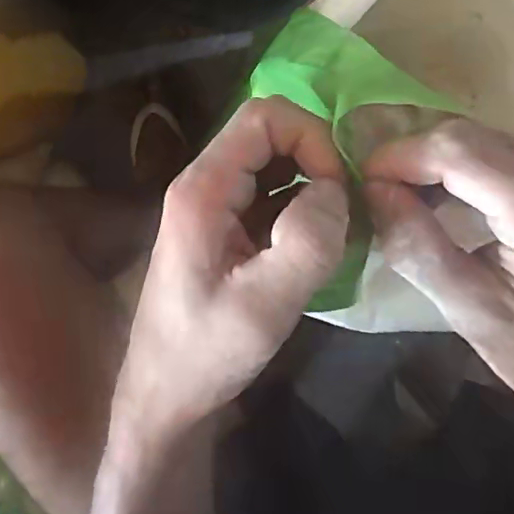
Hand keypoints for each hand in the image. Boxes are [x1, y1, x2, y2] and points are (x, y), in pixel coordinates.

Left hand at [115, 97, 349, 443]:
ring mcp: (213, 207)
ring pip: (272, 165)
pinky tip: (320, 245)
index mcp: (202, 190)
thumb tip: (337, 190)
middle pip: (268, 134)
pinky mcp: (225, 230)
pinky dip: (301, 208)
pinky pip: (270, 196)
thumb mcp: (263, 307)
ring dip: (312, 185)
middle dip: (316, 159)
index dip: (311, 137)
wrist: (165, 396)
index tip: (340, 188)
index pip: (262, 117)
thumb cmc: (205, 354)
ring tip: (340, 229)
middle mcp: (204, 186)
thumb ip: (306, 243)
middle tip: (347, 209)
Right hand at [363, 120, 513, 455]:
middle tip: (375, 192)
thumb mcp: (473, 314)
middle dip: (413, 155)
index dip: (401, 156)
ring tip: (399, 195)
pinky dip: (462, 167)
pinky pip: (505, 153)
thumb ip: (418, 247)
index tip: (362, 183)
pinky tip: (440, 197)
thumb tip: (372, 190)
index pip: (460, 151)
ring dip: (435, 160)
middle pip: (471, 136)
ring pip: (485, 138)